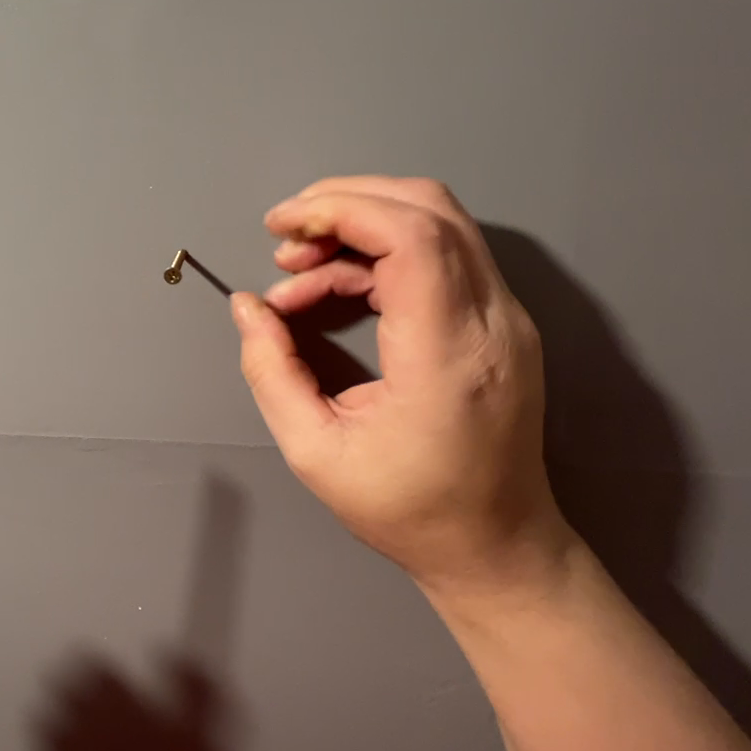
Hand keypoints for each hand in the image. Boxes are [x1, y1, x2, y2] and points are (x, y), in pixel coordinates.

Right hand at [233, 176, 575, 596]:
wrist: (499, 548)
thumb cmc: (406, 509)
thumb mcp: (313, 450)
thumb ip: (270, 369)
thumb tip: (246, 306)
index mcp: (448, 354)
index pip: (412, 236)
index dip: (339, 211)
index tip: (279, 228)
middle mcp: (491, 321)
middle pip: (429, 208)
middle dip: (344, 201)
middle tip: (284, 235)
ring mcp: (504, 317)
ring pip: (437, 221)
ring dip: (359, 223)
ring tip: (298, 266)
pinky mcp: (497, 321)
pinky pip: (439, 253)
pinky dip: (378, 251)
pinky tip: (332, 286)